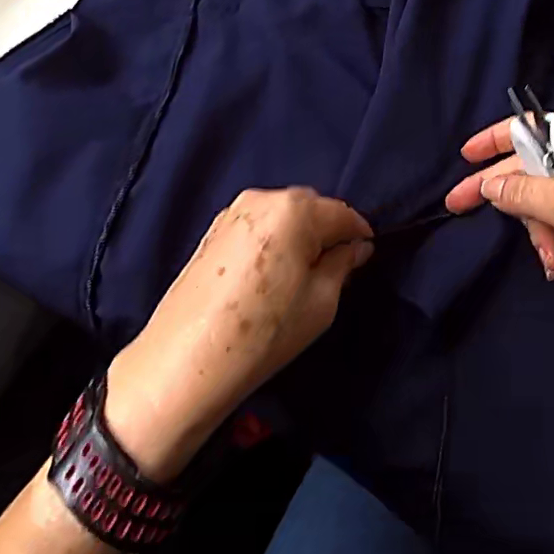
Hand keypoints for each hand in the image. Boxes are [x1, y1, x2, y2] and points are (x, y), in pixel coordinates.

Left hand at [104, 188, 373, 479]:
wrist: (190, 356)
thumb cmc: (266, 331)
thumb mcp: (321, 302)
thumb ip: (343, 264)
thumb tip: (356, 247)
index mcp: (294, 209)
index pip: (342, 212)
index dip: (358, 235)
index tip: (364, 258)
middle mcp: (261, 198)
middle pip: (309, 206)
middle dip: (326, 231)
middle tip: (333, 269)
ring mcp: (232, 211)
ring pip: (281, 214)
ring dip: (297, 234)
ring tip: (300, 276)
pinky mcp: (212, 229)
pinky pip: (257, 225)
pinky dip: (272, 240)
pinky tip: (270, 275)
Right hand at [443, 116, 553, 338]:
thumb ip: (517, 190)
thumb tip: (489, 185)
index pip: (527, 129)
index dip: (493, 140)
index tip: (468, 154)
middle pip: (526, 170)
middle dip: (509, 199)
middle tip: (464, 203)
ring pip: (537, 201)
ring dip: (537, 230)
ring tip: (550, 252)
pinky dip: (551, 240)